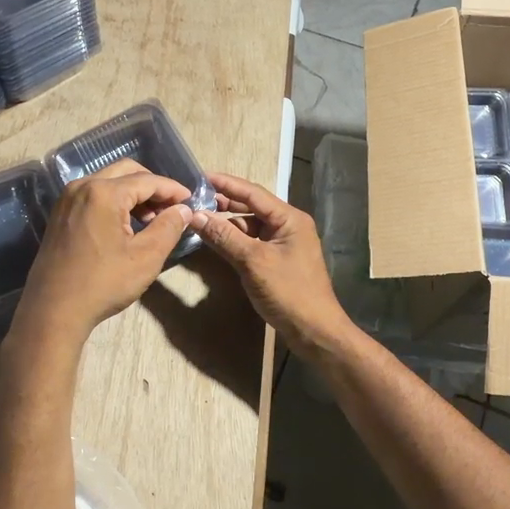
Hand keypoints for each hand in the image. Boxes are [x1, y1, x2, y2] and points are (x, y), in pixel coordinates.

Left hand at [11, 159, 193, 359]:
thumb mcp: (145, 257)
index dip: (173, 189)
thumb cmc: (103, 283)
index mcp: (104, 193)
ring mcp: (67, 199)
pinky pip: (94, 195)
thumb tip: (183, 209)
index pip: (148, 180)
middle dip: (152, 186)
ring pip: (109, 181)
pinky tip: (127, 225)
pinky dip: (115, 201)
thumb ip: (169, 227)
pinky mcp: (60, 213)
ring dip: (133, 193)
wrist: (53, 310)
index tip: (191, 201)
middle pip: (126, 172)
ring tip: (152, 220)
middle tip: (171, 208)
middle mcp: (82, 186)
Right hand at [187, 173, 354, 354]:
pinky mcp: (278, 261)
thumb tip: (196, 215)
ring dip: (228, 223)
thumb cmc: (289, 292)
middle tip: (194, 199)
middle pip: (252, 207)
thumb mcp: (253, 261)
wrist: (315, 331)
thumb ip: (224, 236)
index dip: (226, 184)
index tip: (200, 176)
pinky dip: (235, 241)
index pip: (253, 193)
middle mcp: (288, 226)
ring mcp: (284, 244)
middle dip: (224, 203)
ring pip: (250, 226)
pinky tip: (216, 241)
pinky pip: (253, 243)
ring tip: (200, 219)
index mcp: (289, 218)